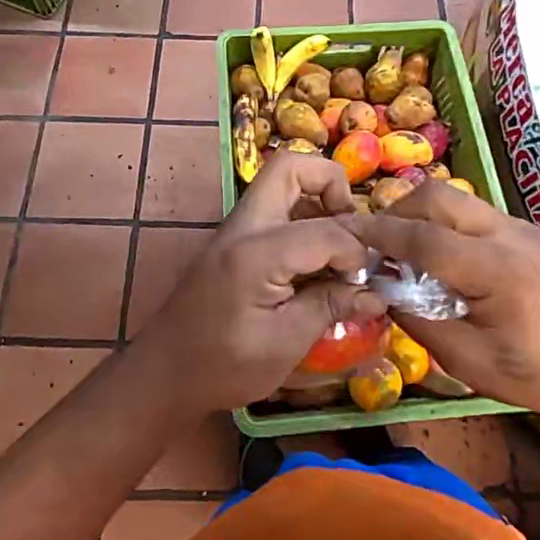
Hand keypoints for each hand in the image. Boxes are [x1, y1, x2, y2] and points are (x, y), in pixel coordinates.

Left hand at [131, 151, 386, 413]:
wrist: (163, 373)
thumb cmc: (222, 366)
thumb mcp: (285, 344)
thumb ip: (330, 307)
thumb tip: (376, 292)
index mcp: (256, 253)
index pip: (325, 230)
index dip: (355, 253)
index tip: (363, 283)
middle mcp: (244, 226)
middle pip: (292, 167)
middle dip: (332, 185)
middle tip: (352, 229)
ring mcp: (235, 229)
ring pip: (281, 181)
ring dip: (317, 200)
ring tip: (339, 245)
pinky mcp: (234, 240)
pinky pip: (274, 208)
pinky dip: (303, 219)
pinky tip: (316, 262)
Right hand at [341, 182, 539, 416]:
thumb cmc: (530, 374)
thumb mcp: (464, 359)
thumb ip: (416, 318)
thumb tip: (378, 286)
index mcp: (499, 271)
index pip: (425, 238)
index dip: (380, 235)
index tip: (345, 234)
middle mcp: (510, 236)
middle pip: (438, 198)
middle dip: (397, 212)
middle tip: (374, 242)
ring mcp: (519, 227)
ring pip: (453, 197)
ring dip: (418, 213)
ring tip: (399, 247)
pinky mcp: (521, 230)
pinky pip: (469, 211)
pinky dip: (440, 221)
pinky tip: (433, 253)